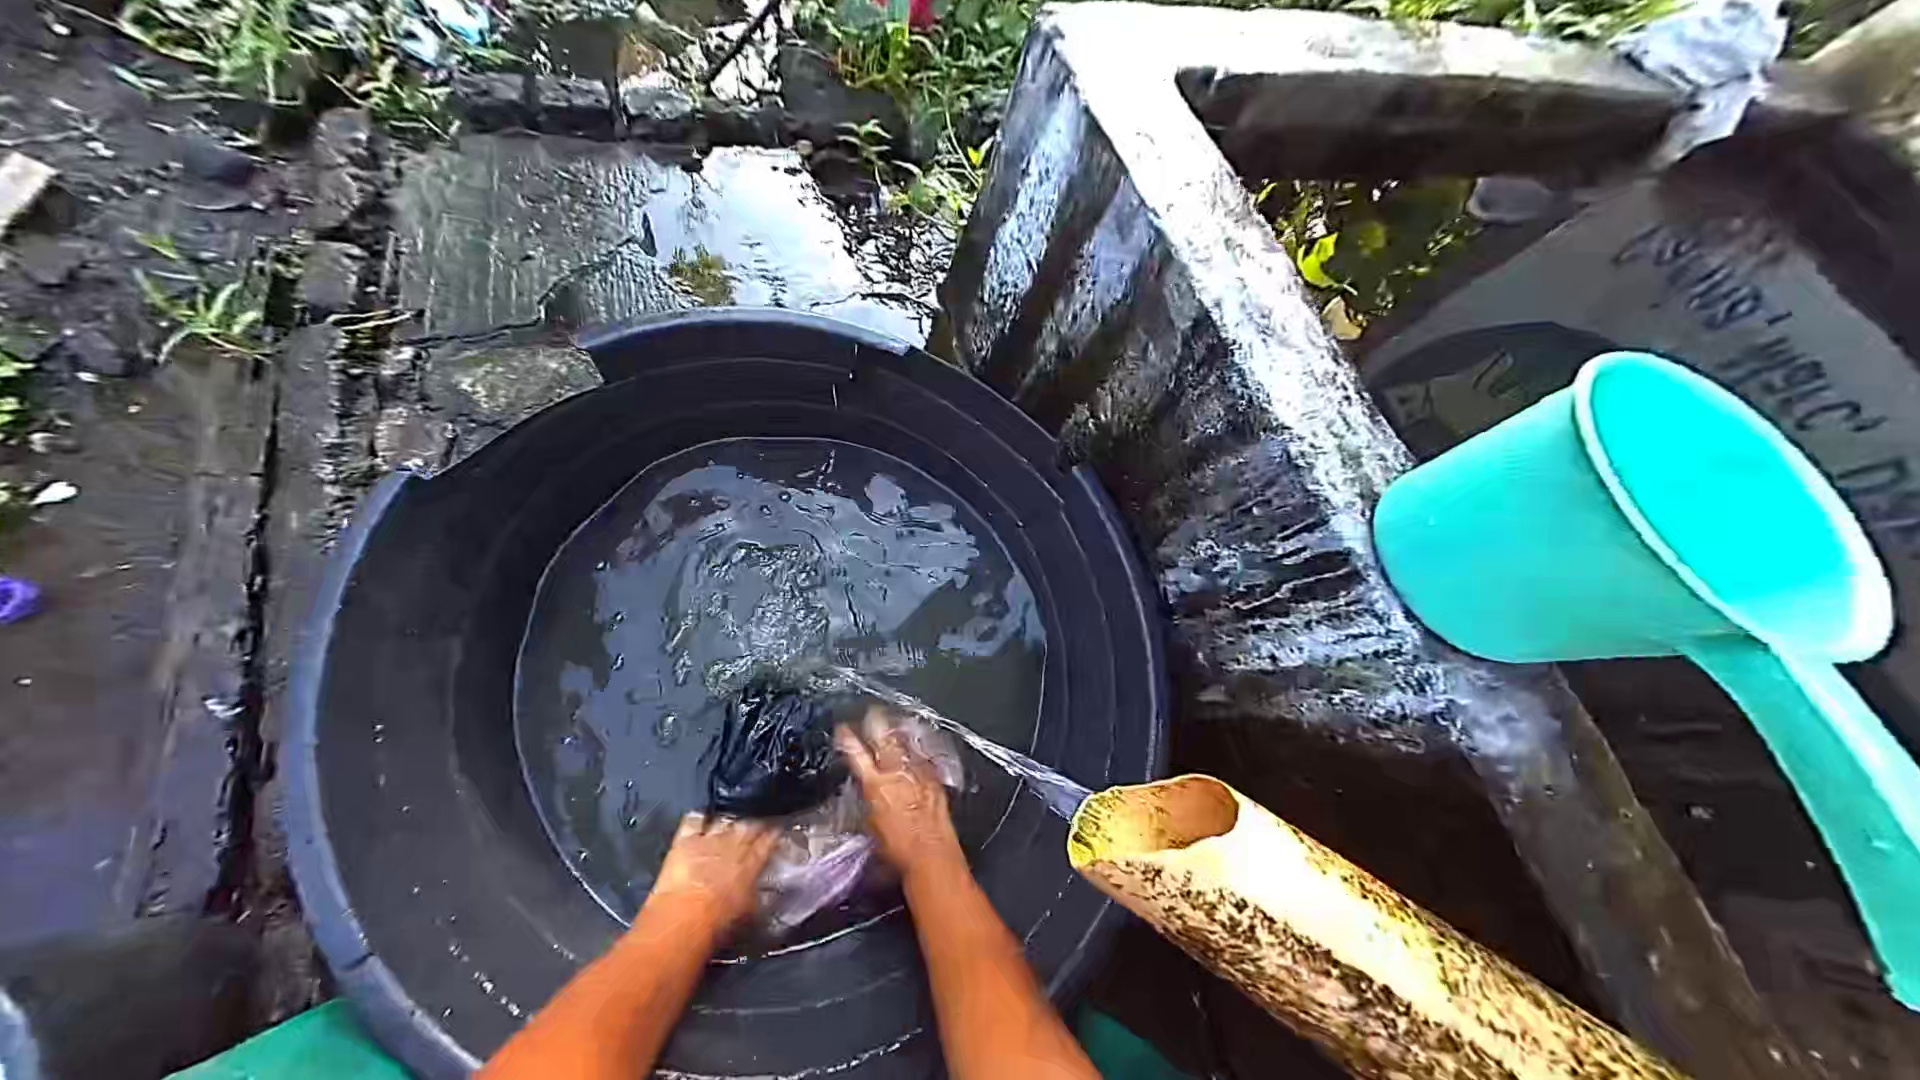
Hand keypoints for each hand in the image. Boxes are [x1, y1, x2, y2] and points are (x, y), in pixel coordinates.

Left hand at [647, 812, 777, 931]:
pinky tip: (701, 816)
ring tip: (732, 817)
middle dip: (756, 820)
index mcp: (752, 863)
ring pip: (725, 818)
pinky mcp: (685, 840)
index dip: (774, 833)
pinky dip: (698, 817)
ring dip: (730, 818)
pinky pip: (694, 820)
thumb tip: (762, 890)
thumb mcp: (748, 912)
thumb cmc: (718, 924)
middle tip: (760, 819)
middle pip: (749, 825)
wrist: (683, 919)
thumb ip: (757, 894)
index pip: (768, 841)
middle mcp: (733, 845)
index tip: (777, 829)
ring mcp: (709, 839)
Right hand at [836, 707, 963, 883]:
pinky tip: (914, 741)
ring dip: (896, 730)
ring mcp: (917, 772)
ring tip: (892, 719)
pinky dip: (915, 746)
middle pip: (883, 738)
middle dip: (875, 721)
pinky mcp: (934, 777)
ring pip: (904, 742)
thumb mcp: (869, 825)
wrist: (931, 855)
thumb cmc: (897, 850)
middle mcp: (896, 773)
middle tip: (871, 711)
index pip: (856, 754)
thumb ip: (866, 800)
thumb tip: (864, 790)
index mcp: (875, 785)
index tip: (842, 729)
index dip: (847, 739)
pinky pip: (922, 755)